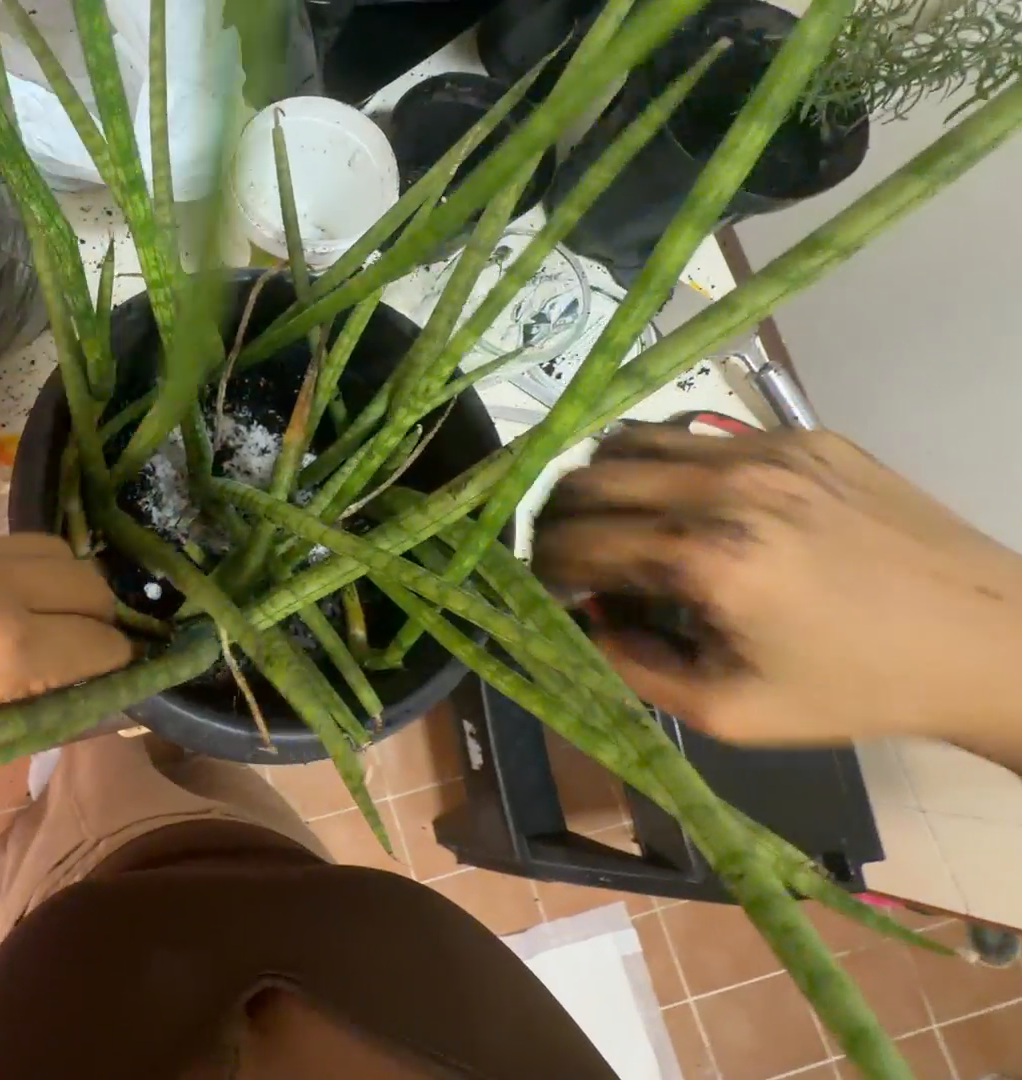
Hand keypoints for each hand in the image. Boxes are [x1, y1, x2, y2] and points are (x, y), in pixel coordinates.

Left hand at [0, 536, 132, 865]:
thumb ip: (30, 725)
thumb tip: (78, 701)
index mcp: (1, 647)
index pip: (105, 645)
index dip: (118, 674)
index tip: (108, 693)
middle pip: (90, 584)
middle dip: (98, 625)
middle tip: (78, 664)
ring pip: (53, 551)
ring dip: (64, 591)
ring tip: (41, 631)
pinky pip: (3, 547)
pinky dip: (21, 576)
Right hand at [531, 426, 1021, 752]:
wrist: (1000, 643)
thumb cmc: (854, 688)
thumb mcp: (725, 712)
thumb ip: (627, 666)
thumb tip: (581, 616)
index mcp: (707, 560)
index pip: (571, 544)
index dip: (541, 570)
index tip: (549, 591)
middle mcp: (726, 490)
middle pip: (582, 482)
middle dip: (555, 523)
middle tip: (567, 557)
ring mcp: (767, 452)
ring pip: (625, 442)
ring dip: (599, 484)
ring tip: (613, 521)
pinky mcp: (801, 437)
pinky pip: (690, 435)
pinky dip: (659, 466)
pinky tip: (682, 504)